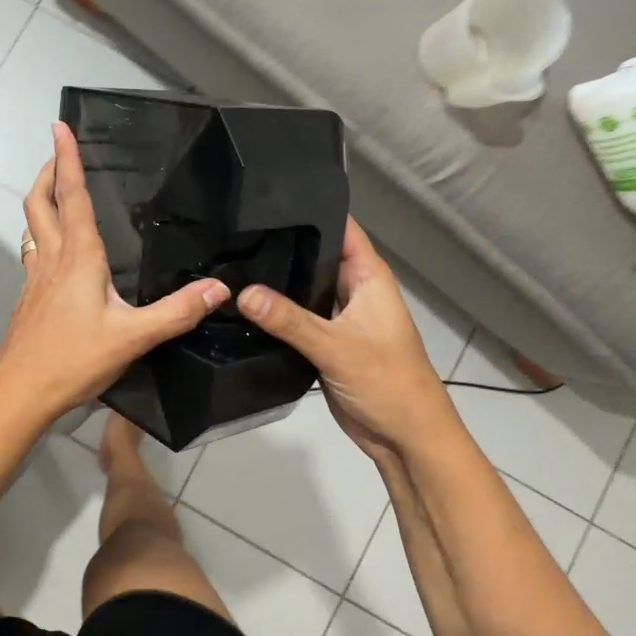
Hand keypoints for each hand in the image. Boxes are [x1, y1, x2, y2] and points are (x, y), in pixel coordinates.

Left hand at [0, 123, 230, 424]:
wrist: (19, 393)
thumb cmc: (73, 360)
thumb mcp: (133, 338)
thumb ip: (176, 312)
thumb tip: (219, 288)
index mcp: (78, 257)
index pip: (71, 196)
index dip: (67, 159)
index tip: (60, 127)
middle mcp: (51, 259)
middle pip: (39, 202)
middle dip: (48, 172)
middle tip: (59, 152)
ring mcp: (35, 278)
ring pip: (32, 225)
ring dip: (41, 200)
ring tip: (57, 191)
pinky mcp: (29, 298)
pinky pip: (33, 251)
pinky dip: (42, 234)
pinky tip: (57, 252)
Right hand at [237, 218, 455, 456]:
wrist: (406, 438)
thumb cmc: (388, 382)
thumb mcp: (336, 347)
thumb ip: (289, 320)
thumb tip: (242, 292)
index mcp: (369, 278)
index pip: (341, 229)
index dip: (311, 209)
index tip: (267, 196)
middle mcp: (354, 291)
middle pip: (316, 256)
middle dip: (283, 245)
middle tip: (233, 229)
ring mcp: (338, 318)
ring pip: (304, 289)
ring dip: (276, 281)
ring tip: (229, 260)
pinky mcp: (324, 343)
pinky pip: (296, 318)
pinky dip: (274, 312)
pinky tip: (241, 305)